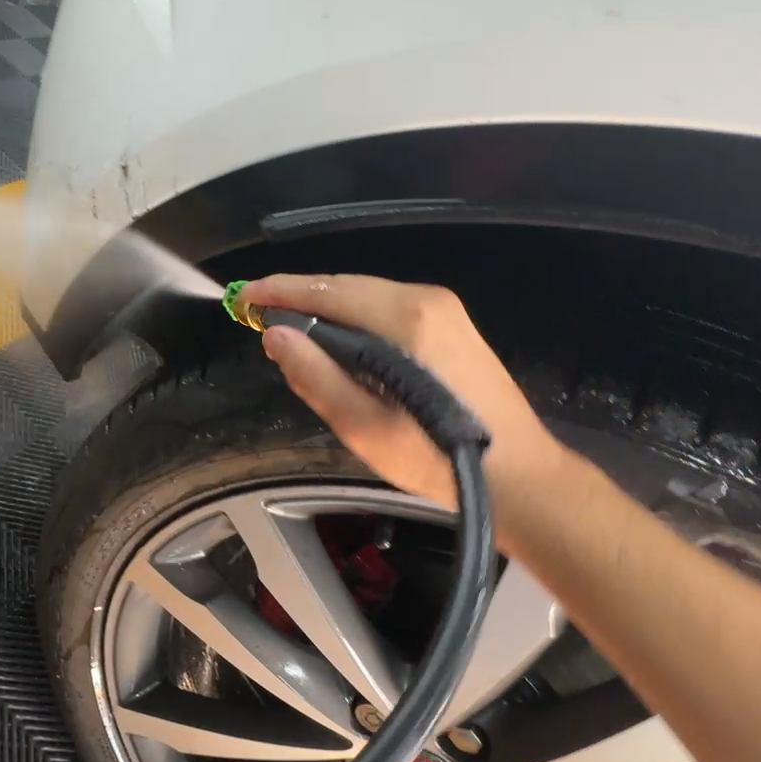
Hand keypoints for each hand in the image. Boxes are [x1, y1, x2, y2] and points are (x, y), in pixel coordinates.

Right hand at [239, 274, 568, 512]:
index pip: (326, 291)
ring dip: (322, 306)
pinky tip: (332, 337)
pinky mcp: (449, 324)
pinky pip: (384, 307)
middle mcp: (425, 300)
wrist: (518, 475)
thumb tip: (274, 335)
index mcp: (404, 319)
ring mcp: (443, 309)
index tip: (242, 297)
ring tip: (286, 325)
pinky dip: (349, 316)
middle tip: (256, 312)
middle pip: (345, 286)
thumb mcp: (361, 424)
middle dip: (297, 295)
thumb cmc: (435, 455)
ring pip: (364, 294)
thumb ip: (314, 375)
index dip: (279, 291)